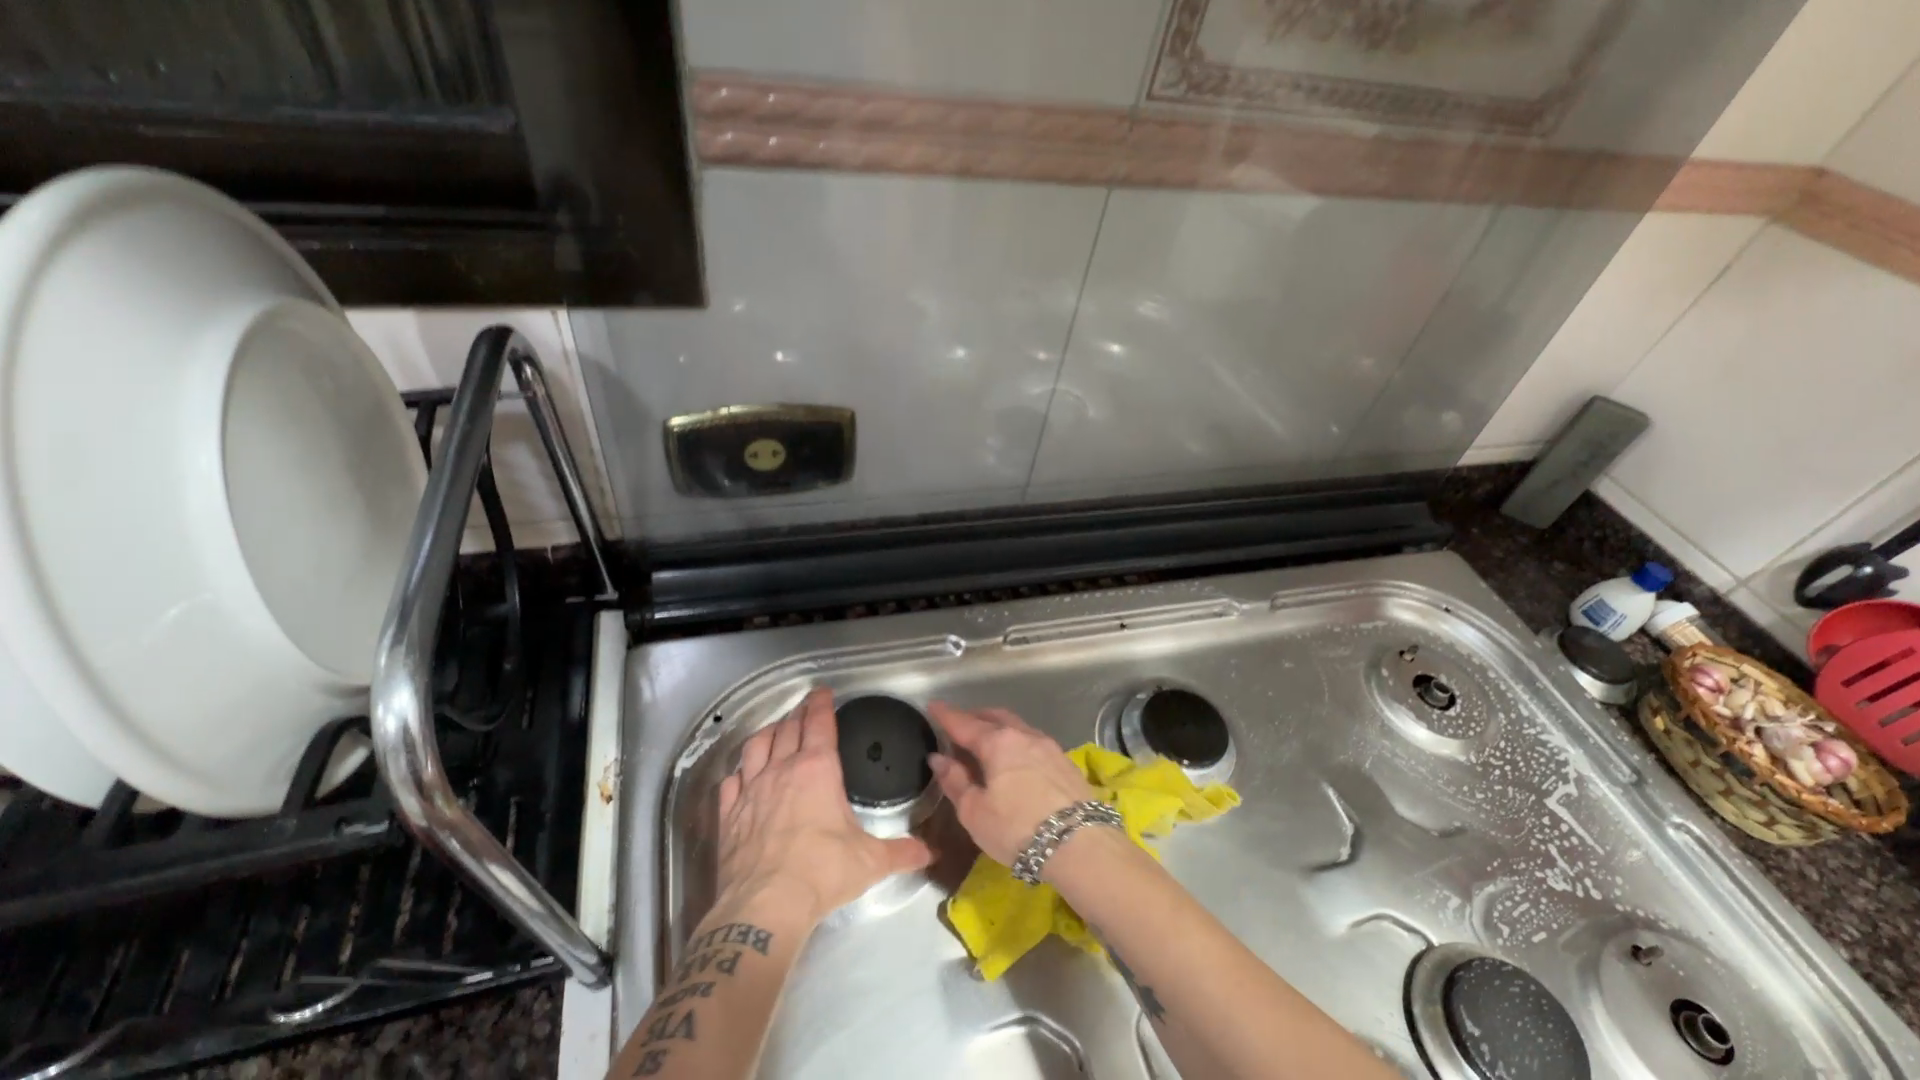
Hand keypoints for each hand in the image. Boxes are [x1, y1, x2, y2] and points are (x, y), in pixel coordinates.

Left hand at [716, 688, 932, 923]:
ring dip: (767, 734)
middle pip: (787, 730)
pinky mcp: (728, 815)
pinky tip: (741, 775)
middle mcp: (781, 771)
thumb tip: (929, 854)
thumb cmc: (823, 872)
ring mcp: (750, 791)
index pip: (819, 724)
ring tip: (775, 731)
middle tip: (804, 707)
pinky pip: (730, 782)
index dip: (822, 704)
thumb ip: (902, 852)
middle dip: (797, 714)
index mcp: (818, 770)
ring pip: (755, 747)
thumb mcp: (872, 861)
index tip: (823, 693)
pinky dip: (738, 773)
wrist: (766, 905)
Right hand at [926, 703, 1095, 865]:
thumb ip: (955, 782)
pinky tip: (1015, 758)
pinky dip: (1017, 743)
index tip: (932, 706)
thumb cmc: (1017, 829)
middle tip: (959, 723)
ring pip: (1018, 728)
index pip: (964, 723)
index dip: (946, 715)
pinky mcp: (1067, 764)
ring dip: (999, 728)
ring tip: (986, 740)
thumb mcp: (975, 812)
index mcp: (998, 743)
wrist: (1080, 845)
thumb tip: (939, 758)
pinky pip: (1034, 743)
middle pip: (995, 717)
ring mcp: (1050, 748)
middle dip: (975, 717)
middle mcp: (1025, 736)